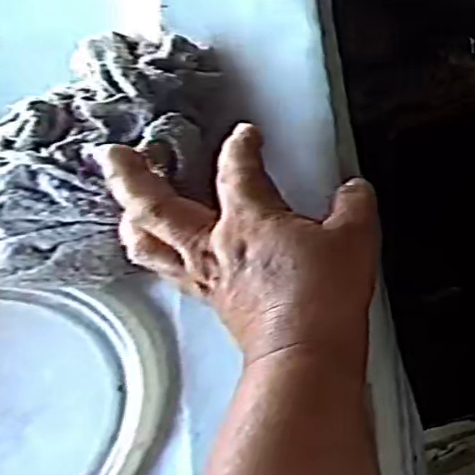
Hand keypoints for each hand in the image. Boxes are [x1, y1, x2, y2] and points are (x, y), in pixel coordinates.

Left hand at [98, 122, 379, 368]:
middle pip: (155, 205)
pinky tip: (159, 250)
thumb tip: (352, 189)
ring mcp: (204, 273)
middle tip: (116, 154)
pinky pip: (162, 267)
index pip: (238, 172)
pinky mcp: (208, 296)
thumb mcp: (357, 235)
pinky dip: (151, 250)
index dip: (241, 147)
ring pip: (144, 240)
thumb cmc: (326, 291)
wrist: (306, 341)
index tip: (244, 134)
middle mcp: (214, 244)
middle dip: (133, 175)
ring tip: (125, 203)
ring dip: (129, 216)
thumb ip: (354, 203)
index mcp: (251, 222)